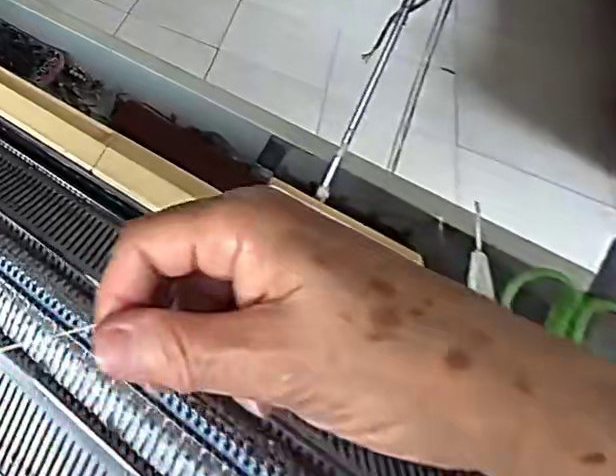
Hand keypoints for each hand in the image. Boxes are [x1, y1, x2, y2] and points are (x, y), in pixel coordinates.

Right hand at [95, 186, 538, 469]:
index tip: (116, 360)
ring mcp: (282, 248)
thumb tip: (108, 345)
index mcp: (243, 222)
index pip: (144, 244)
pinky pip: (240, 298)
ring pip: (205, 285)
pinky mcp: (302, 277)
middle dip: (163, 322)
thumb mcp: (275, 364)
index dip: (120, 299)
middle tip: (175, 382)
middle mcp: (256, 222)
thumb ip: (181, 351)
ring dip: (201, 337)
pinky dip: (234, 339)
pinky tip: (264, 380)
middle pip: (172, 261)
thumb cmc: (404, 366)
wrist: (506, 393)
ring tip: (234, 386)